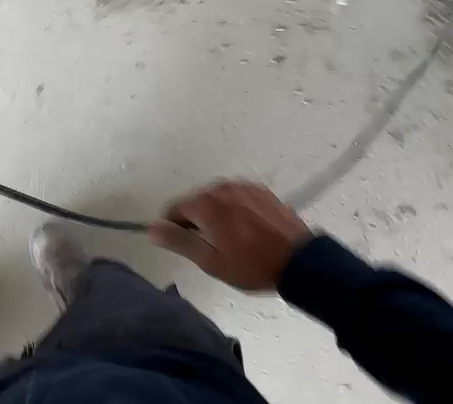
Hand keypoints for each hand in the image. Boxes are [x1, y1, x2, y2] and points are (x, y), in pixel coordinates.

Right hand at [148, 181, 311, 291]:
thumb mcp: (211, 261)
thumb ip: (178, 241)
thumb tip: (151, 227)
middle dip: (198, 221)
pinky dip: (237, 209)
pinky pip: (237, 197)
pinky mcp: (260, 190)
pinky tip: (250, 230)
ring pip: (217, 199)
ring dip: (218, 215)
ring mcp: (242, 186)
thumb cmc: (252, 265)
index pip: (174, 209)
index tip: (190, 247)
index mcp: (204, 203)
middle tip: (215, 248)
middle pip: (196, 202)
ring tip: (235, 240)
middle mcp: (220, 187)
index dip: (176, 229)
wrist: (302, 262)